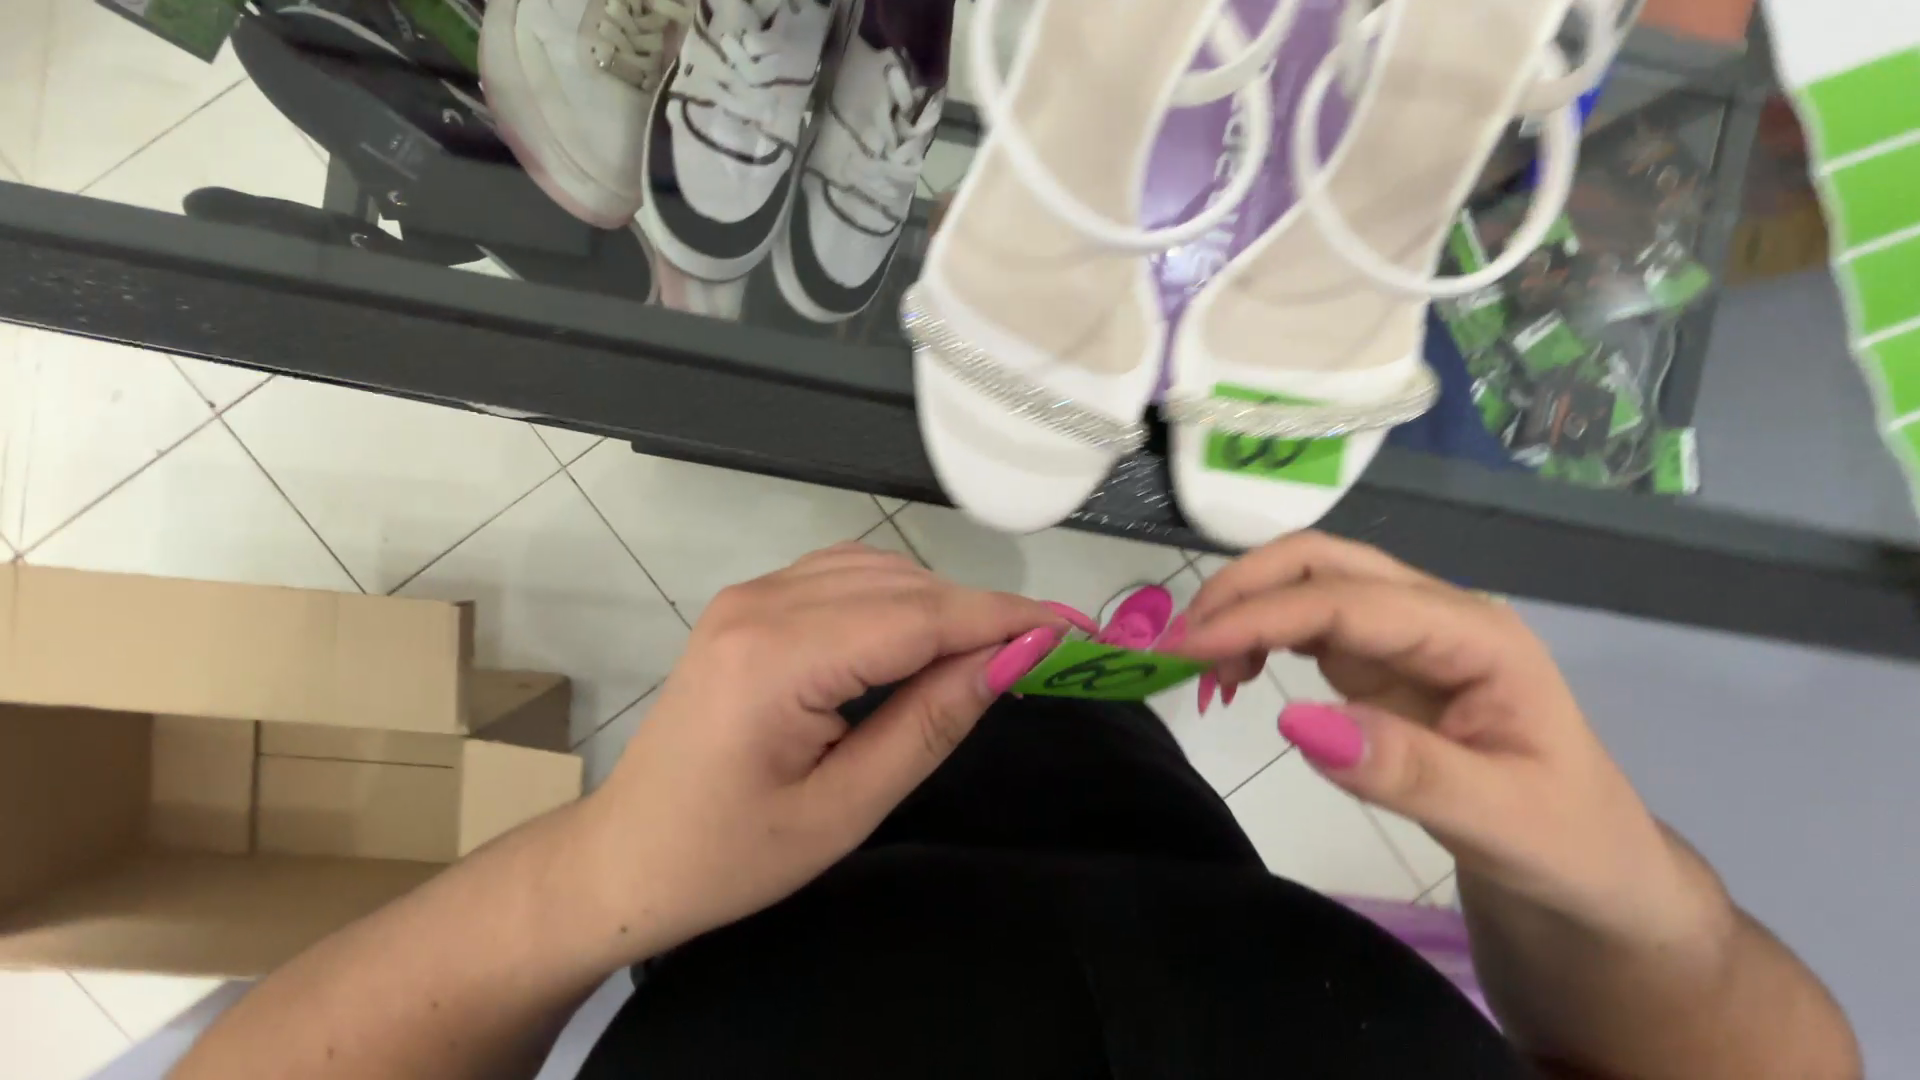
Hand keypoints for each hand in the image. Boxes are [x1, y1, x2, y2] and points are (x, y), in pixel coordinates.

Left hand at [578, 543, 1062, 953]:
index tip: (1073, 630)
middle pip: (902, 584)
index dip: (1003, 618)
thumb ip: (929, 722)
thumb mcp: (845, 807)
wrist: (626, 856)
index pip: (919, 616)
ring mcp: (749, 595)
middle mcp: (760, 603)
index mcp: (778, 658)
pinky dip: (897, 597)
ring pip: (876, 569)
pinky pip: (842, 576)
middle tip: (1040, 654)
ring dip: (940, 603)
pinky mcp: (749, 603)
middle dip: (979, 612)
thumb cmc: (730, 856)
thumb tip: (1010, 660)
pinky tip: (919, 637)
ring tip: (985, 654)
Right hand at [1178, 533, 1721, 941]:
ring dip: (1245, 606)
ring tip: (1202, 663)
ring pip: (1308, 583)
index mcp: (1476, 636)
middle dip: (1244, 588)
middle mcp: (1435, 616)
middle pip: (1324, 562)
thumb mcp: (1504, 823)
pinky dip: (1257, 634)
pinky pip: (1305, 624)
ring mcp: (1404, 634)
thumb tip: (1298, 724)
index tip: (1190, 648)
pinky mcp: (1379, 660)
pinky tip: (1238, 672)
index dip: (1263, 614)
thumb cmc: (1565, 843)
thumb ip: (1407, 772)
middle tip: (1182, 643)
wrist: (1590, 865)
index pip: (1350, 601)